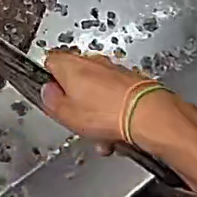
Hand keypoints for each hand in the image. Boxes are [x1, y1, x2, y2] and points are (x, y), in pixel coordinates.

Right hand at [41, 50, 172, 142]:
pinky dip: (114, 113)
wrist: (149, 115)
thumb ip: (51, 101)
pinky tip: (117, 133)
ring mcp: (114, 71)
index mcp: (70, 64)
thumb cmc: (108, 112)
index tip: (51, 97)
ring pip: (96, 92)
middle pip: (74, 80)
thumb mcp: (65, 114)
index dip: (48, 81)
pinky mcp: (133, 82)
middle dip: (75, 102)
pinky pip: (115, 99)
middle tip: (75, 119)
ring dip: (96, 112)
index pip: (49, 62)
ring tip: (101, 135)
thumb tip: (47, 93)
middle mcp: (92, 62)